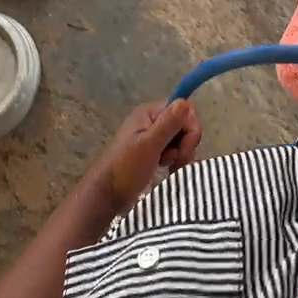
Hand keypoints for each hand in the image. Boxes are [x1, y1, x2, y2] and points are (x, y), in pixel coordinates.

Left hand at [84, 99, 201, 214]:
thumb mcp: (148, 145)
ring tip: (168, 168)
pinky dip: (175, 160)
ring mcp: (153, 135)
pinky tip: (167, 170)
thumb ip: (168, 124)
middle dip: (185, 145)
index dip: (189, 130)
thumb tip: (185, 102)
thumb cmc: (126, 169)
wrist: (107, 195)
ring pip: (182, 139)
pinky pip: (174, 150)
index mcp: (150, 112)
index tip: (181, 151)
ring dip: (180, 155)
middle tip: (174, 162)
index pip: (185, 110)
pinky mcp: (154, 151)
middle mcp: (153, 119)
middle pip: (185, 125)